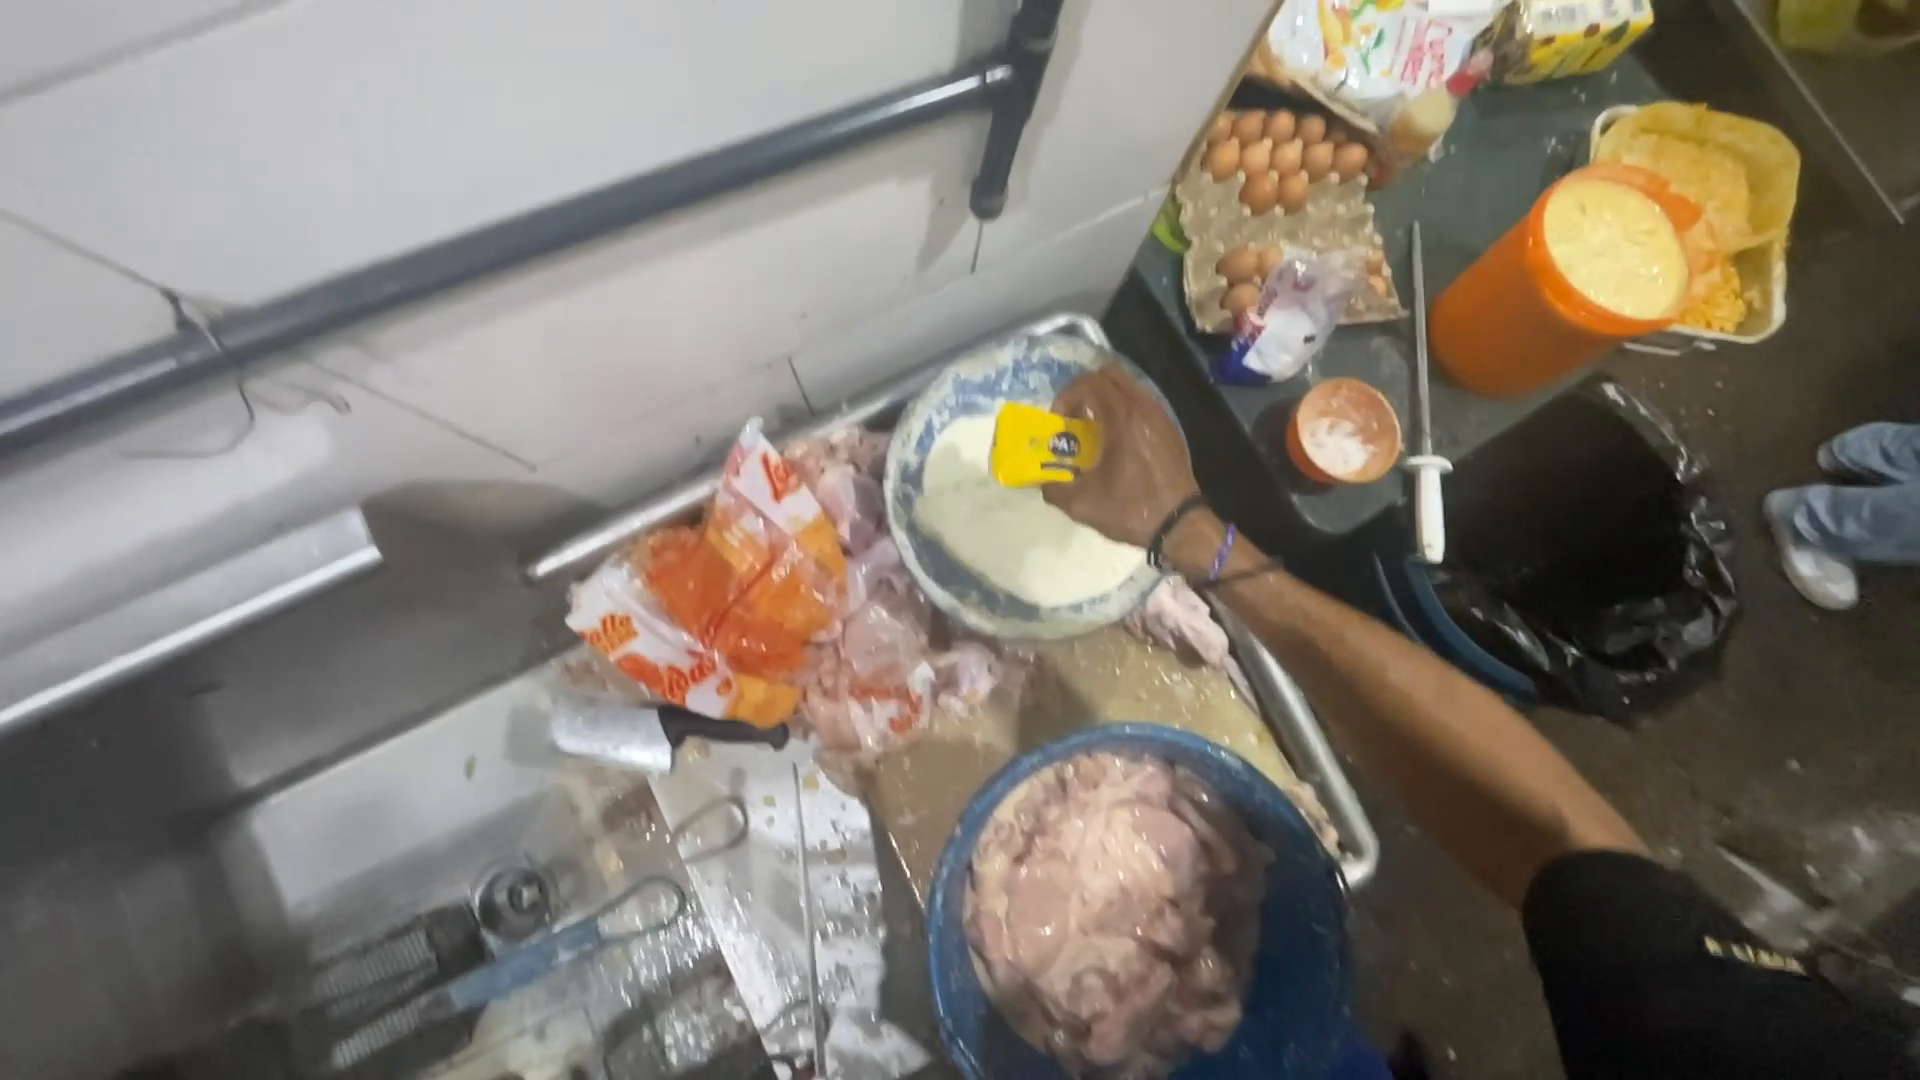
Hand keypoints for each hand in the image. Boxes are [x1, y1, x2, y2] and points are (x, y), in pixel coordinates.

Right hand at [1043, 364, 1200, 548]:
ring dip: (1105, 400)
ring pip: (1127, 386)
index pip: (1087, 382)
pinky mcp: (1169, 427)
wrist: (1180, 524)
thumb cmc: (1131, 510)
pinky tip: (1118, 443)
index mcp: (1121, 418)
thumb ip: (1054, 488)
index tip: (1060, 423)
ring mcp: (1160, 415)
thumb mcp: (1082, 505)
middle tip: (1076, 419)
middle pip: (1108, 373)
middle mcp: (1143, 407)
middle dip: (1085, 390)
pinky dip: (1123, 410)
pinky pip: (1141, 402)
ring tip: (1095, 431)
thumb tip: (1044, 482)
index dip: (1066, 397)